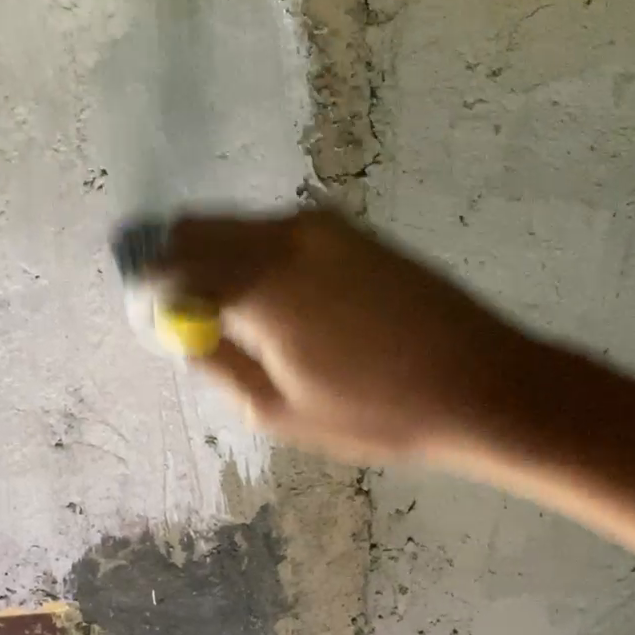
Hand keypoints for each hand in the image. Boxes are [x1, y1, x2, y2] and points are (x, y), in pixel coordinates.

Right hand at [151, 208, 543, 463]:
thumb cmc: (377, 410)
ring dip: (218, 257)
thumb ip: (215, 361)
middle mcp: (281, 235)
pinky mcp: (345, 226)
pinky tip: (282, 298)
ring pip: (236, 224)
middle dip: (177, 263)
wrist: (484, 381)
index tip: (150, 313)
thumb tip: (179, 329)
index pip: (172, 265)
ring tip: (238, 313)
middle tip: (186, 310)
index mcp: (260, 284)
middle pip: (197, 227)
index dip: (150, 287)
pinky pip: (274, 229)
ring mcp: (317, 223)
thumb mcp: (278, 409)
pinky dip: (255, 253)